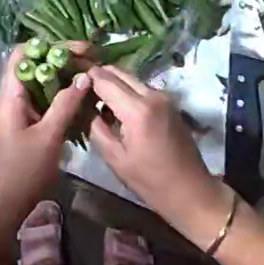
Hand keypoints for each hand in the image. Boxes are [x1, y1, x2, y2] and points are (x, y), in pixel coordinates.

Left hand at [0, 43, 93, 246]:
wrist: (2, 207)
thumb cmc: (22, 172)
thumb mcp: (48, 137)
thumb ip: (65, 105)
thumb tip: (85, 76)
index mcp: (9, 95)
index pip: (23, 54)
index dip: (49, 46)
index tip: (79, 50)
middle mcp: (11, 97)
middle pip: (34, 66)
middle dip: (62, 60)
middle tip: (93, 61)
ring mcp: (17, 111)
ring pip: (40, 84)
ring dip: (63, 78)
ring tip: (92, 76)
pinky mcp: (24, 125)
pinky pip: (42, 101)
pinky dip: (60, 96)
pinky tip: (81, 99)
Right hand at [85, 65, 231, 247]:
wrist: (191, 191)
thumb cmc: (150, 181)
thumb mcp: (115, 157)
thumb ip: (96, 127)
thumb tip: (86, 107)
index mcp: (137, 110)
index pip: (104, 80)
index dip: (86, 78)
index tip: (71, 82)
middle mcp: (152, 96)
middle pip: (119, 73)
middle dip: (99, 76)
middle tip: (81, 88)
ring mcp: (164, 97)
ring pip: (130, 79)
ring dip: (113, 84)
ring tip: (96, 100)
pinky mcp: (169, 103)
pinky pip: (141, 88)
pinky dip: (126, 91)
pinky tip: (116, 108)